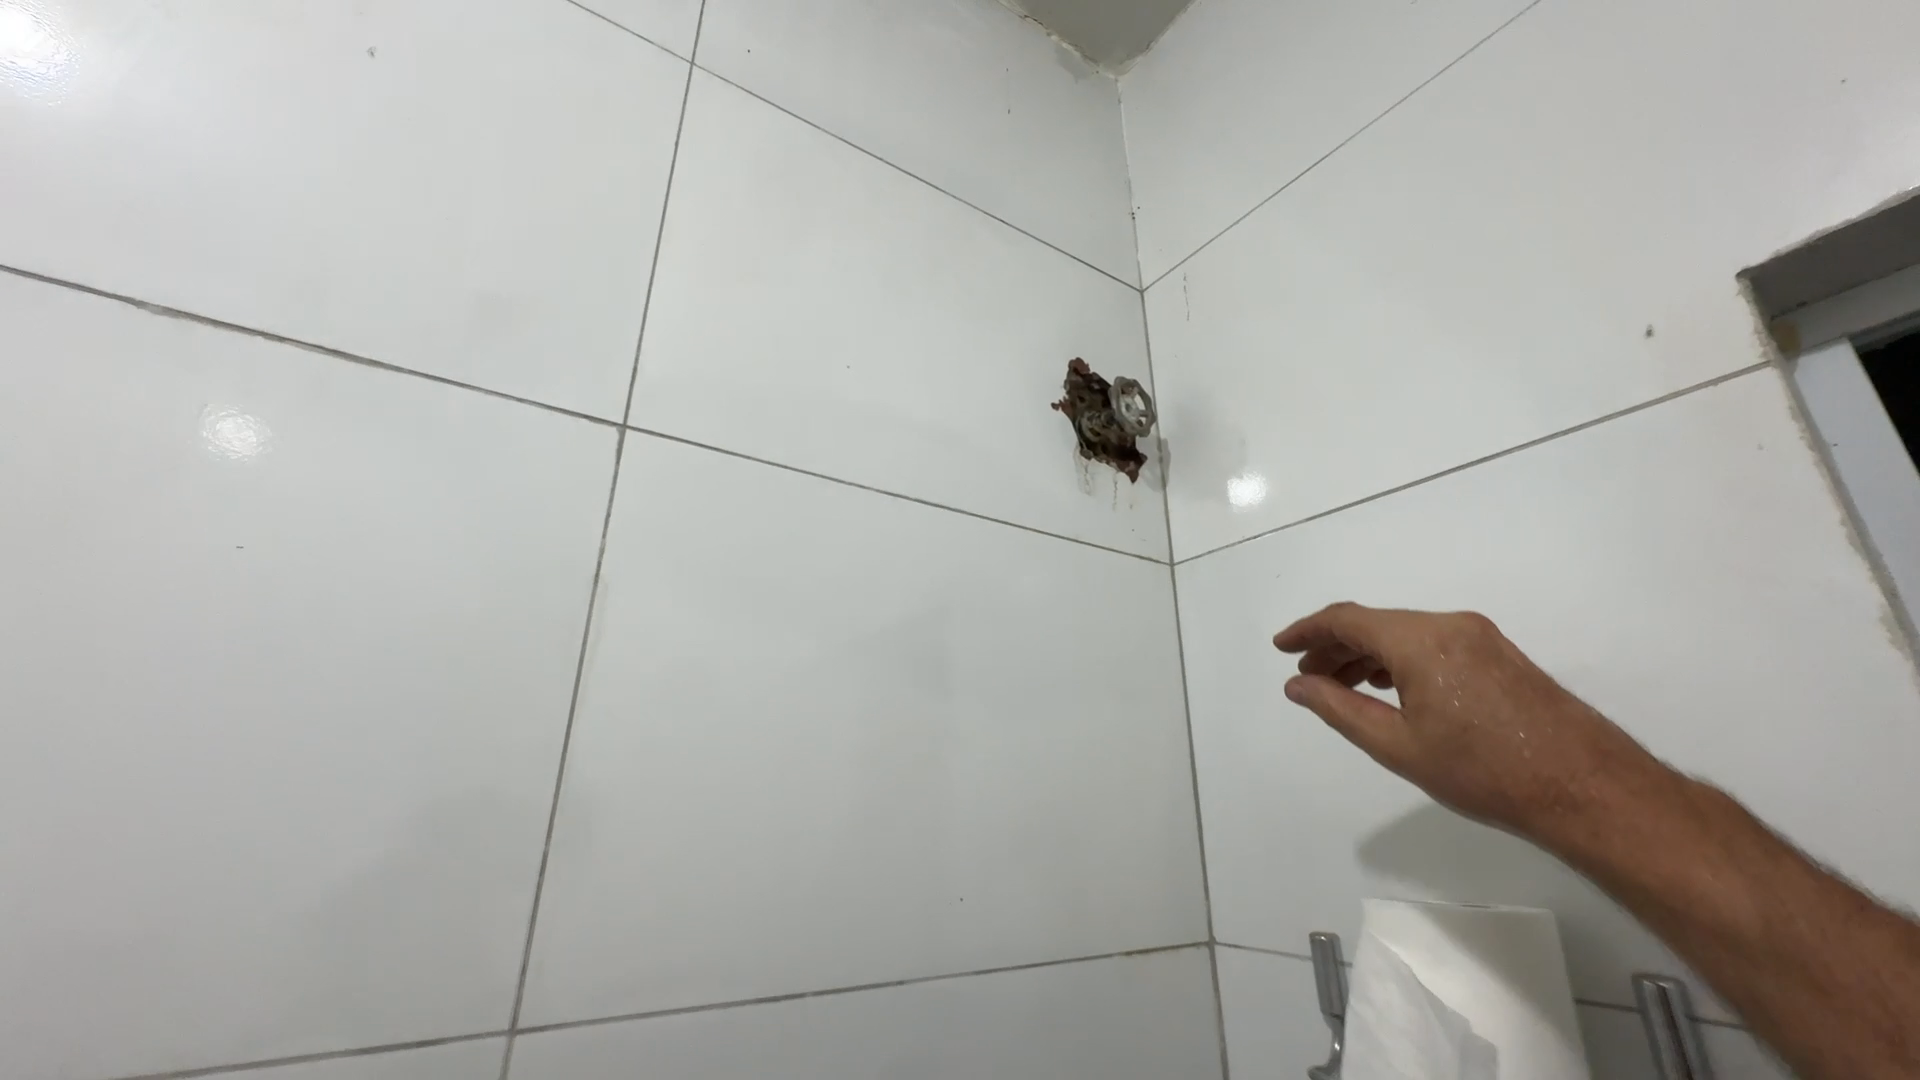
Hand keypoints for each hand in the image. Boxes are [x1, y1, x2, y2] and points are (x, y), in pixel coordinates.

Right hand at [1272, 602, 1660, 845]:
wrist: (1588, 791)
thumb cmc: (1483, 772)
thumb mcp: (1397, 746)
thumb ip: (1338, 709)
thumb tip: (1296, 686)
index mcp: (1421, 640)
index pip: (1347, 619)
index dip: (1307, 631)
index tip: (1280, 648)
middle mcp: (1449, 626)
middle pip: (1375, 624)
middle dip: (1333, 647)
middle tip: (1306, 679)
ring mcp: (1480, 637)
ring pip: (1403, 633)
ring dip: (1365, 654)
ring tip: (1340, 687)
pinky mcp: (1499, 655)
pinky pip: (1431, 643)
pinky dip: (1397, 659)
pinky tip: (1388, 687)